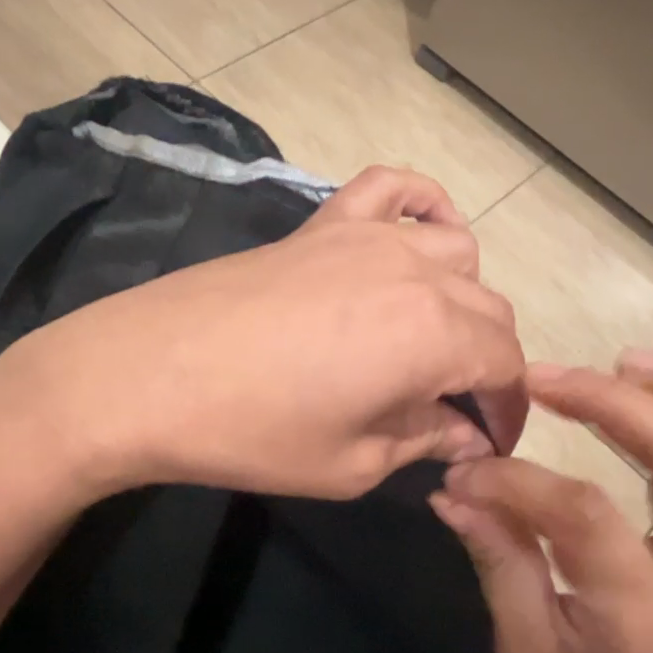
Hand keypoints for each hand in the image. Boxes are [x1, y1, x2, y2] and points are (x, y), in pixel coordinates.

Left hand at [0, 166, 529, 500]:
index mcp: (435, 335)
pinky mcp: (322, 223)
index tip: (488, 445)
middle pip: (489, 309)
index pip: (506, 366)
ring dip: (462, 299)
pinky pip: (393, 189)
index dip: (506, 411)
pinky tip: (415, 236)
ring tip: (429, 341)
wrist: (146, 376)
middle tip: (453, 411)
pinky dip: (421, 205)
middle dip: (488, 364)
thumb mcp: (352, 463)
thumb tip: (465, 433)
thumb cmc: (253, 433)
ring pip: (456, 252)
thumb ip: (424, 440)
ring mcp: (368, 236)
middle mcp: (417, 271)